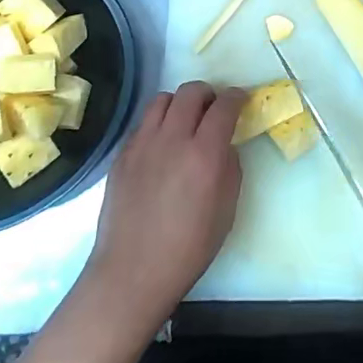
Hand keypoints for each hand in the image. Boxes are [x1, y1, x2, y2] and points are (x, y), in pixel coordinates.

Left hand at [78, 81, 246, 329]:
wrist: (133, 269)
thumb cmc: (188, 248)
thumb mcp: (226, 211)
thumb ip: (230, 169)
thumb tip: (224, 145)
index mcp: (204, 154)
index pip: (223, 107)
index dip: (235, 97)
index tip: (240, 98)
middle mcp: (172, 138)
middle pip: (190, 92)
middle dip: (207, 93)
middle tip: (213, 107)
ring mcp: (142, 143)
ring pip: (162, 100)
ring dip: (179, 103)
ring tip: (185, 120)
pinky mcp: (122, 153)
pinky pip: (143, 122)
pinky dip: (157, 122)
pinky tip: (161, 144)